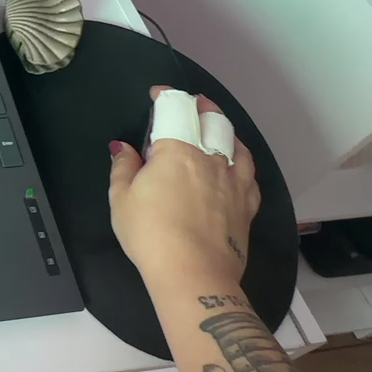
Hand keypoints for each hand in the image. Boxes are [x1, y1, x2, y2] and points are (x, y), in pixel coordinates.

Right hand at [108, 86, 261, 289]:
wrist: (194, 277)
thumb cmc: (151, 234)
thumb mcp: (121, 198)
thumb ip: (123, 167)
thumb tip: (123, 148)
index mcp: (177, 150)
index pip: (175, 110)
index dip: (165, 96)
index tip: (156, 94)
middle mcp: (211, 159)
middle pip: (213, 120)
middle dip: (201, 106)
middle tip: (191, 103)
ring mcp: (234, 182)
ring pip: (237, 143)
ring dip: (225, 129)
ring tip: (217, 126)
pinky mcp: (247, 206)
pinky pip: (251, 173)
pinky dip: (243, 159)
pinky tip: (238, 162)